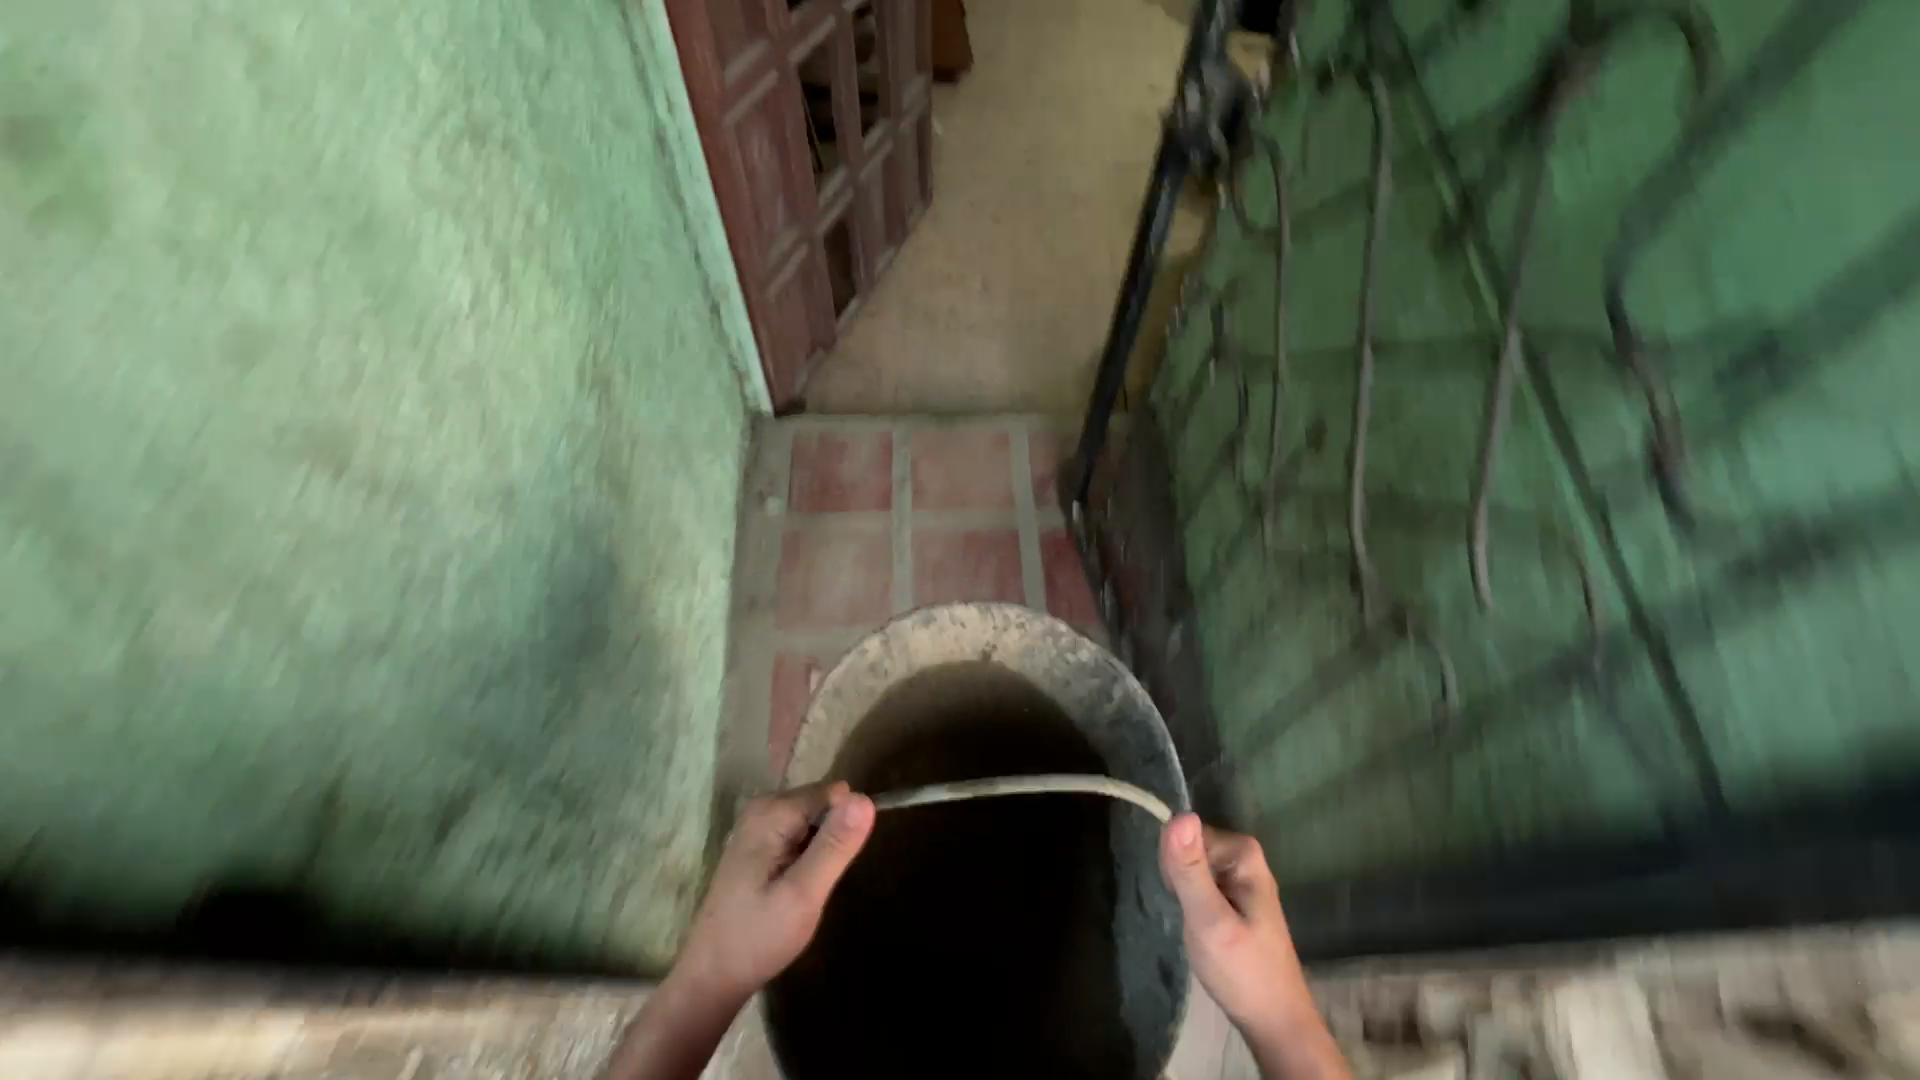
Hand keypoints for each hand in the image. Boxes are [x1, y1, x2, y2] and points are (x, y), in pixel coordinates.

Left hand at [675, 781, 875, 1004]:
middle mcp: (762, 807)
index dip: (845, 829)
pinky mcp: (757, 842)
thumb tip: (866, 799)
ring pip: (813, 820)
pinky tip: (794, 887)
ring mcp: (756, 824)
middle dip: (832, 838)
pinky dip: (806, 857)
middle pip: (822, 804)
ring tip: (806, 888)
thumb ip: (835, 845)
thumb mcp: (804, 894)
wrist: (712, 976)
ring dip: (820, 850)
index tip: (835, 866)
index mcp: (772, 811)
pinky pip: (799, 834)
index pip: (835, 794)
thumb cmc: (758, 938)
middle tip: (818, 883)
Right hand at [1161, 814, 1348, 1079]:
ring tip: (1201, 927)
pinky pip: (1200, 883)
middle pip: (1189, 848)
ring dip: (1186, 895)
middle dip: (1180, 881)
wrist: (1273, 1020)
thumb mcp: (1208, 920)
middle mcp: (1244, 856)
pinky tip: (1205, 929)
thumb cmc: (1242, 970)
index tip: (1184, 901)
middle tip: (1195, 919)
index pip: (1185, 835)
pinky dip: (1194, 904)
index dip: (1175, 867)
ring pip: (1191, 867)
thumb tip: (1178, 815)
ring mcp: (1241, 876)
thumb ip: (1190, 870)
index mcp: (1243, 852)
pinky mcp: (1235, 895)